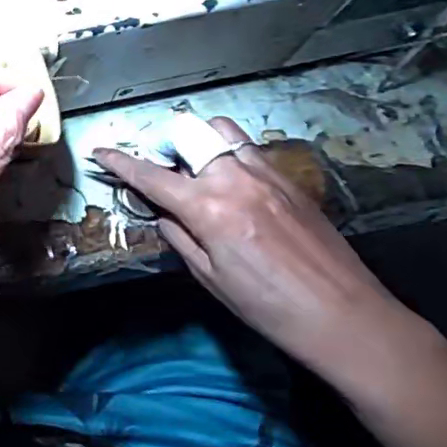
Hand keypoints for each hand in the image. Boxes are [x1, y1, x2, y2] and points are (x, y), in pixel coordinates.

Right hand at [94, 118, 420, 375]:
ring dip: (201, 140)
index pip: (151, 176)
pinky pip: (250, 150)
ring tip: (197, 167)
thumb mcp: (211, 279)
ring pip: (222, 130)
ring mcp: (266, 172)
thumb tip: (164, 214)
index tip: (101, 152)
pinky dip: (231, 155)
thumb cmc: (269, 307)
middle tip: (162, 166)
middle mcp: (234, 177)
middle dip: (167, 143)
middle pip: (190, 133)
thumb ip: (180, 238)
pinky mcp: (289, 178)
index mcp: (208, 207)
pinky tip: (236, 185)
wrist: (344, 315)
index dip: (120, 163)